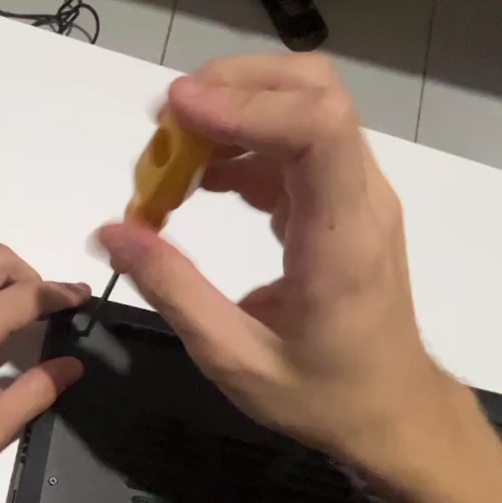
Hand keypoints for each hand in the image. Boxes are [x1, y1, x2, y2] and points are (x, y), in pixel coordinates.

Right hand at [97, 56, 470, 480]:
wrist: (390, 412)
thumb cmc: (319, 395)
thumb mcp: (232, 356)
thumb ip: (171, 290)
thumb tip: (111, 232)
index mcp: (341, 238)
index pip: (315, 128)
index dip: (242, 104)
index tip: (172, 111)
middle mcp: (359, 198)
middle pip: (313, 92)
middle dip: (231, 90)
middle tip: (163, 129)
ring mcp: (354, 195)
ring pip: (303, 108)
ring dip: (230, 115)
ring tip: (167, 162)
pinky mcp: (339, 204)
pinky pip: (294, 146)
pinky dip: (240, 146)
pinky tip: (197, 184)